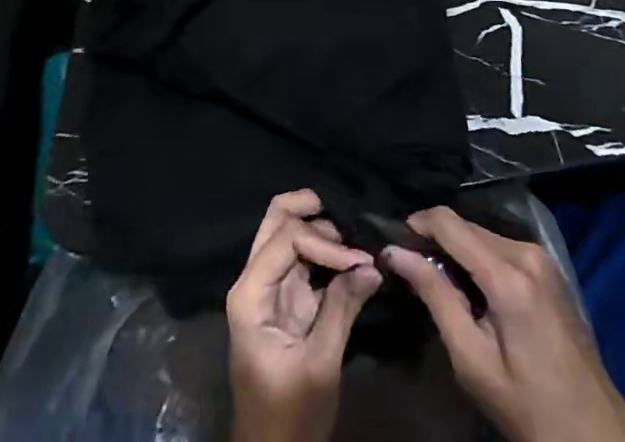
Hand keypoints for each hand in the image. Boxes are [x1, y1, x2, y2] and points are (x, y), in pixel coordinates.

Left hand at [228, 190, 382, 441]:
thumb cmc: (289, 414)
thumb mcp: (320, 364)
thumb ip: (343, 307)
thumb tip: (374, 264)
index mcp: (250, 295)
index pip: (287, 239)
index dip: (326, 242)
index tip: (361, 261)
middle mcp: (255, 281)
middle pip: (277, 220)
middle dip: (312, 209)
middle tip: (351, 220)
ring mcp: (270, 287)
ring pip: (289, 232)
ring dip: (323, 229)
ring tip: (358, 241)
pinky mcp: (287, 297)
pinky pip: (304, 256)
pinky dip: (327, 248)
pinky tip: (353, 254)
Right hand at [381, 207, 624, 441]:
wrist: (591, 426)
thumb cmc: (525, 401)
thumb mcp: (471, 357)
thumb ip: (435, 296)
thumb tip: (395, 253)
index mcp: (508, 274)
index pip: (451, 223)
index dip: (418, 224)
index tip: (393, 243)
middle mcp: (528, 253)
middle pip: (468, 227)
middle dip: (436, 240)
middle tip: (409, 268)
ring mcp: (543, 258)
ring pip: (485, 236)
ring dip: (458, 250)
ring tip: (436, 281)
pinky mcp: (550, 268)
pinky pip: (503, 248)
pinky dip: (480, 258)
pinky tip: (470, 289)